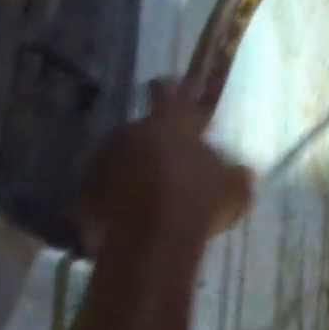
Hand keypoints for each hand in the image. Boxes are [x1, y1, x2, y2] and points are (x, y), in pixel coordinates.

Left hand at [80, 80, 253, 251]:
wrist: (153, 241)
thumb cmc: (200, 203)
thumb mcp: (237, 189)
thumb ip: (236, 173)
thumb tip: (240, 170)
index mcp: (171, 124)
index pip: (168, 90)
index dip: (173, 88)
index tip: (178, 89)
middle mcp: (132, 133)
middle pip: (144, 129)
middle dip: (158, 142)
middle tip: (176, 163)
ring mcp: (104, 160)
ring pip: (124, 157)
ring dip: (137, 168)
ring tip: (156, 193)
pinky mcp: (87, 189)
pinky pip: (108, 186)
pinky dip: (120, 194)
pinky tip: (137, 213)